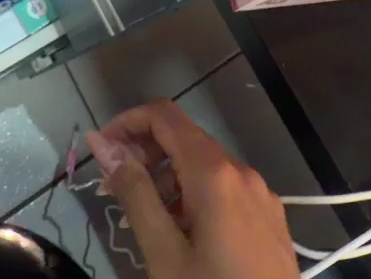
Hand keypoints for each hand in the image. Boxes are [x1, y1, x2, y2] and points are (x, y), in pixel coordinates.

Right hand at [86, 99, 297, 278]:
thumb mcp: (164, 254)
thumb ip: (133, 192)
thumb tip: (101, 142)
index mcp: (214, 172)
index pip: (163, 116)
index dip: (127, 123)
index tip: (101, 154)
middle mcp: (241, 171)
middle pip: (183, 138)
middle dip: (143, 155)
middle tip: (114, 193)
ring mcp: (260, 193)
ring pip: (202, 166)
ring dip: (166, 179)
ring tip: (143, 221)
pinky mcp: (269, 217)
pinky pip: (223, 189)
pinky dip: (192, 196)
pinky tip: (180, 234)